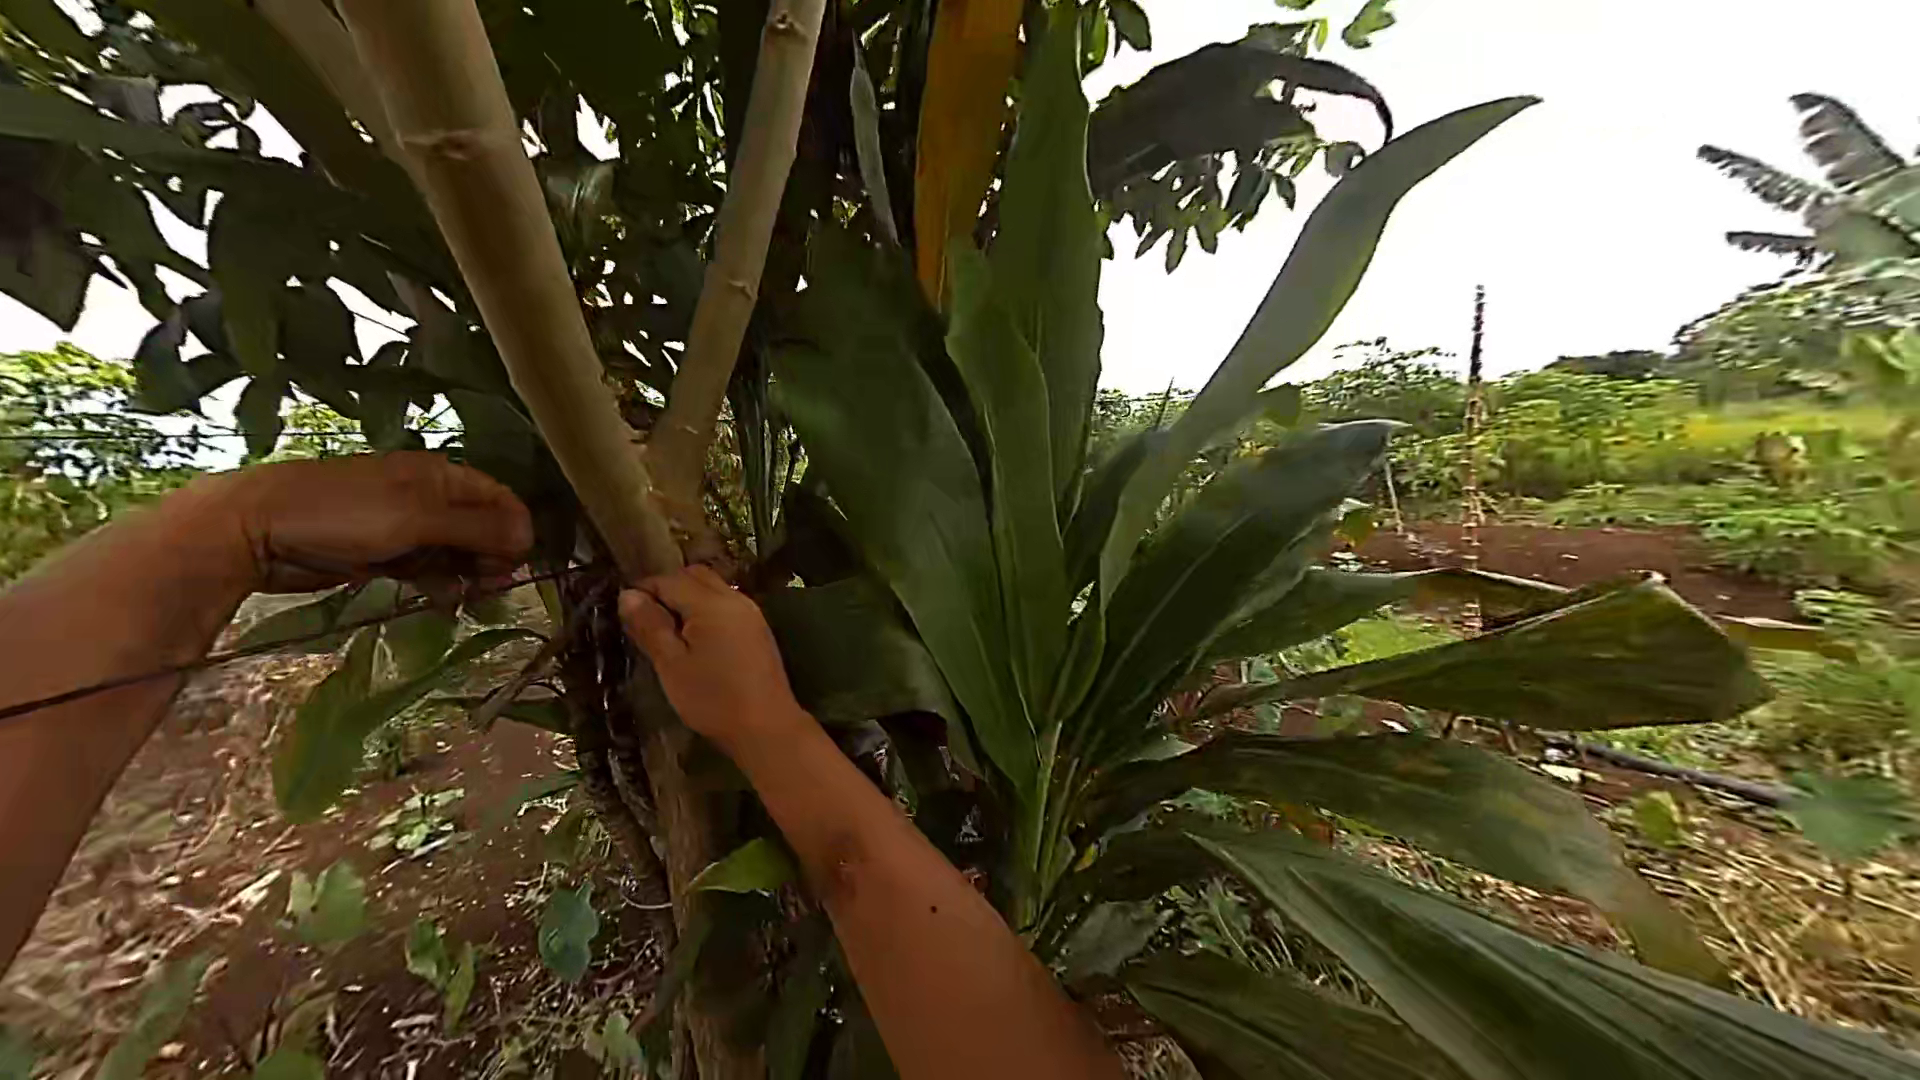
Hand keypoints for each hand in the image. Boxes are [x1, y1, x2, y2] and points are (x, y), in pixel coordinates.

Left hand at [190, 452, 533, 593]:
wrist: (245, 530)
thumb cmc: (340, 514)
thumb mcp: (418, 519)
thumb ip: (479, 528)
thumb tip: (530, 537)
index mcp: (441, 477)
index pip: (500, 500)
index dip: (515, 528)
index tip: (517, 560)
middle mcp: (429, 498)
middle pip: (483, 527)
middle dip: (495, 555)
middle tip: (493, 585)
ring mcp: (406, 525)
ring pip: (458, 551)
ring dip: (470, 574)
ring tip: (470, 598)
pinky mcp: (384, 551)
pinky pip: (428, 567)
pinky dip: (440, 583)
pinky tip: (441, 600)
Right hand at [619, 565, 807, 750]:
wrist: (765, 724)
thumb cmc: (712, 698)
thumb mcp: (671, 664)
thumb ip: (651, 626)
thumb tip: (628, 594)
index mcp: (712, 603)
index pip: (670, 579)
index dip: (643, 589)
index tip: (624, 611)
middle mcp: (735, 599)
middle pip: (695, 576)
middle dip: (667, 587)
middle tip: (645, 619)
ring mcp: (751, 612)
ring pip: (713, 587)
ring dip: (688, 597)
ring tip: (667, 630)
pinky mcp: (758, 628)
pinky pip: (727, 604)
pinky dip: (706, 609)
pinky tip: (694, 637)